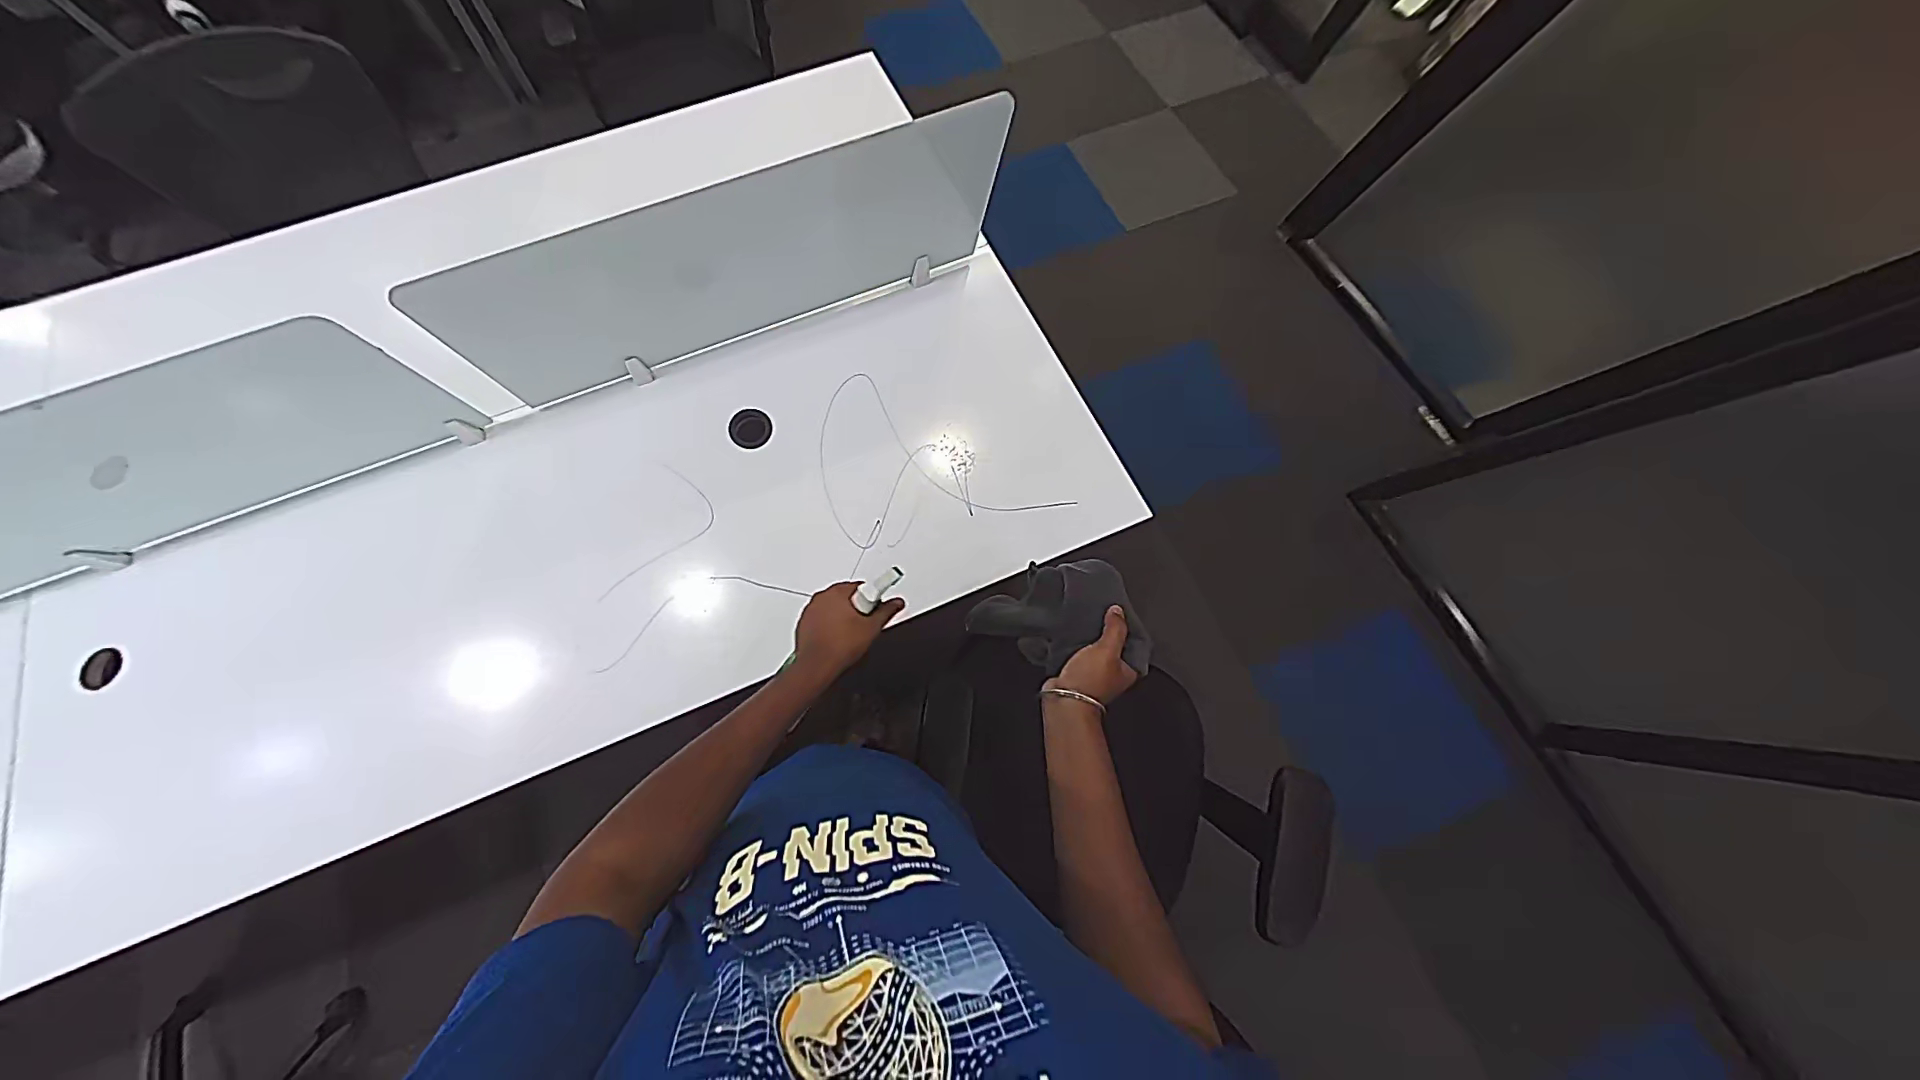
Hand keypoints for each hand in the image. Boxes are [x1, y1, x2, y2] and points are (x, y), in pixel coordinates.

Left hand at [791, 582, 904, 677]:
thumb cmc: (838, 647)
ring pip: (833, 608)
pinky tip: (837, 639)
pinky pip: (821, 619)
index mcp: (837, 592)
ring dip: (842, 617)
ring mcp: (811, 610)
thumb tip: (896, 603)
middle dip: (857, 609)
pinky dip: (829, 626)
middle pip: (847, 597)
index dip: (872, 600)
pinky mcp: (804, 623)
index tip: (875, 610)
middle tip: (864, 626)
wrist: (816, 666)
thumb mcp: (871, 628)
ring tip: (850, 635)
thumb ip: (886, 611)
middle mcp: (821, 597)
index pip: (861, 587)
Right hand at [1047, 605, 1138, 705]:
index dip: (1128, 629)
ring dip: (1089, 639)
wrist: (1064, 699)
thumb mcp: (1108, 649)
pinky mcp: (1077, 674)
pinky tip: (1071, 635)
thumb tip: (1118, 611)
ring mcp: (1094, 674)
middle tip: (1101, 615)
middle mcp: (1113, 674)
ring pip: (1095, 650)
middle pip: (1114, 647)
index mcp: (1129, 671)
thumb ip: (1115, 629)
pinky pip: (1078, 655)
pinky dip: (1075, 646)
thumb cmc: (1090, 680)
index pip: (1134, 644)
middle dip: (1106, 632)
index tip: (1119, 613)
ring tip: (1085, 622)